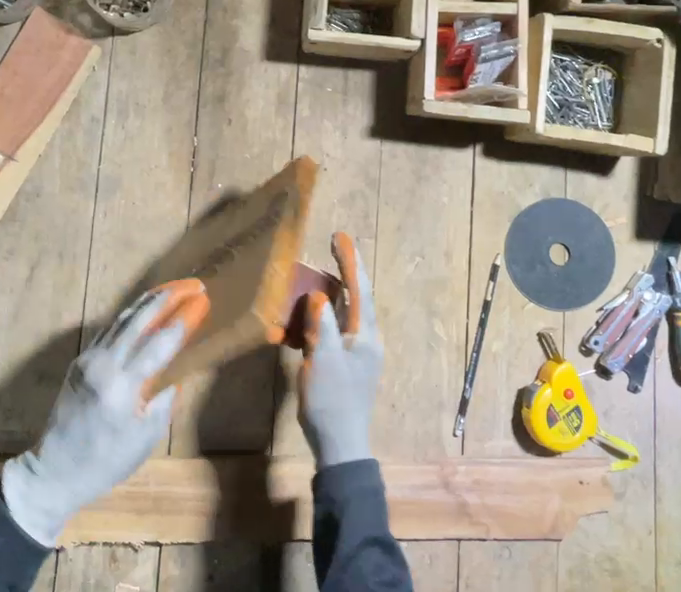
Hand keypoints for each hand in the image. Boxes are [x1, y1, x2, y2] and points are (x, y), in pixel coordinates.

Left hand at [0, 283, 196, 546]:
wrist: (54, 470)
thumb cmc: (105, 461)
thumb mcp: (145, 439)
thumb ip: (163, 402)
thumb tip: (176, 374)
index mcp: (122, 388)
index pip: (159, 343)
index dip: (183, 320)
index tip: (202, 301)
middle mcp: (104, 365)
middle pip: (139, 321)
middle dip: (167, 299)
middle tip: (191, 285)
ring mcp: (88, 359)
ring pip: (121, 320)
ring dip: (147, 302)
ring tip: (170, 289)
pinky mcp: (79, 361)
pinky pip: (108, 331)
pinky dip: (129, 317)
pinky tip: (142, 310)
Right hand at [300, 232, 381, 468]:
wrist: (340, 444)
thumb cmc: (332, 401)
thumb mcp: (323, 362)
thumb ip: (321, 327)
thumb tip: (318, 296)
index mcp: (365, 336)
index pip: (359, 290)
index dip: (350, 262)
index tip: (341, 236)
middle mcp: (367, 340)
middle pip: (358, 297)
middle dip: (347, 270)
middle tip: (335, 245)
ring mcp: (359, 353)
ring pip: (349, 312)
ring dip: (337, 290)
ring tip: (323, 271)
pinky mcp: (348, 364)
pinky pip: (339, 328)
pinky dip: (327, 313)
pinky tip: (313, 312)